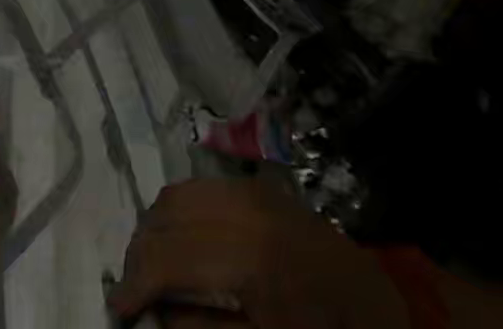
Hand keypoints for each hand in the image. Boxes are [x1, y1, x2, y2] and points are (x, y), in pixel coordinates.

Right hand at [109, 177, 409, 328]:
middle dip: (140, 252)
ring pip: (179, 193)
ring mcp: (253, 190)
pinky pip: (202, 188)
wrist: (385, 312)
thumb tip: (152, 315)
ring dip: (156, 227)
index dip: (135, 282)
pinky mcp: (260, 187)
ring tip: (150, 264)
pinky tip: (180, 240)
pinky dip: (180, 211)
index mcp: (249, 256)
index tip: (118, 307)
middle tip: (131, 288)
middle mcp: (245, 208)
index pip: (168, 257)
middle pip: (167, 215)